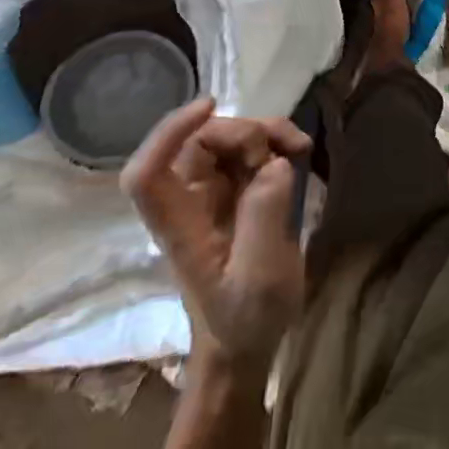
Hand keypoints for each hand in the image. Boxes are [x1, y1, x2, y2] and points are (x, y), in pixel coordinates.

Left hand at [122, 97, 310, 372]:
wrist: (247, 341)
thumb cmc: (245, 319)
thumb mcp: (259, 278)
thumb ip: (264, 220)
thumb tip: (275, 164)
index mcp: (179, 225)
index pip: (148, 173)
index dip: (167, 134)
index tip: (209, 108)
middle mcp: (189, 200)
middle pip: (197, 141)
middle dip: (241, 132)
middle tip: (280, 152)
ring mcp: (213, 193)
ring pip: (225, 138)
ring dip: (264, 132)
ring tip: (298, 147)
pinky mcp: (239, 191)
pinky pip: (251, 149)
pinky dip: (276, 140)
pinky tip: (299, 151)